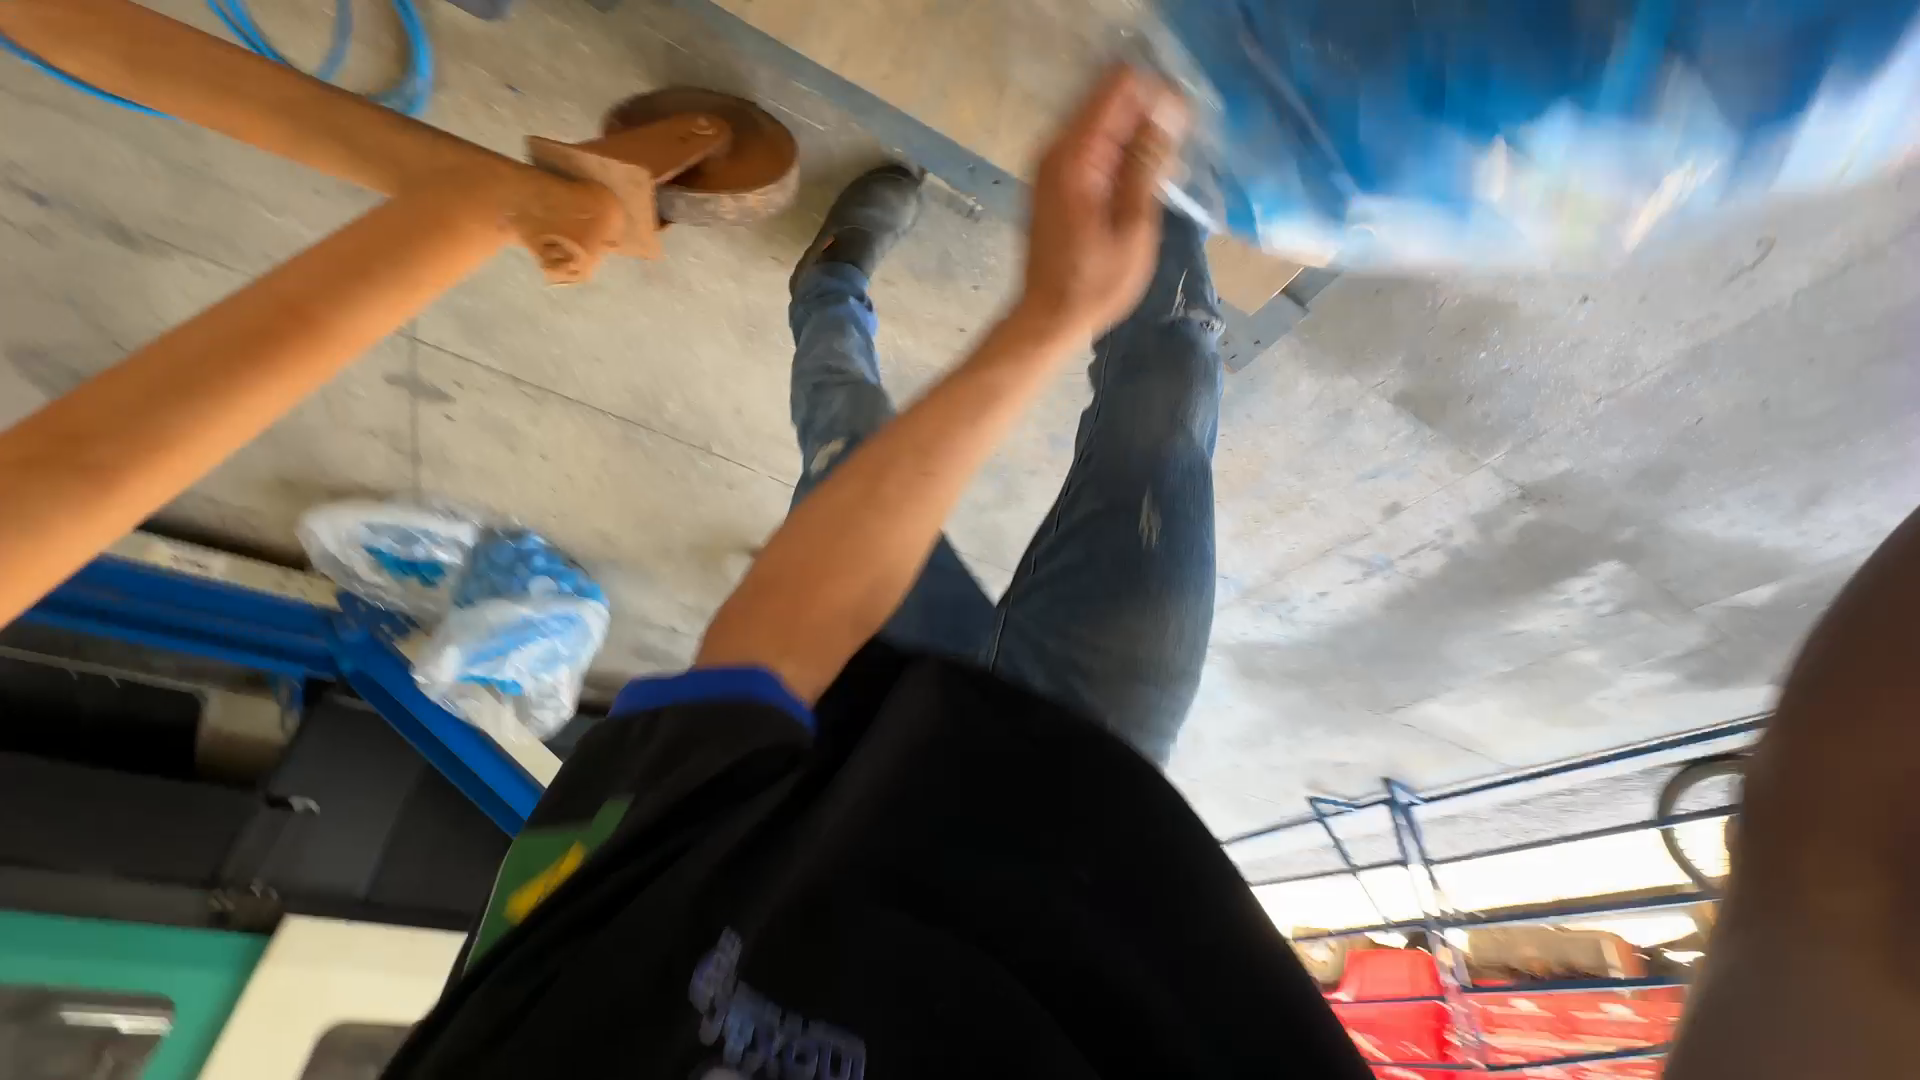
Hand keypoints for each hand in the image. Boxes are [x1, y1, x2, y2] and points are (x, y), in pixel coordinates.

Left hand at [1014, 66, 1187, 346]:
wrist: (1049, 319)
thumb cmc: (1094, 284)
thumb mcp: (1133, 227)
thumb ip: (1147, 165)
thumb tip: (1167, 112)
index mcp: (1075, 156)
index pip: (1120, 85)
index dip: (1156, 99)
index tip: (1178, 133)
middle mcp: (1056, 150)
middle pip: (1110, 101)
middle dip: (1147, 121)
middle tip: (1171, 163)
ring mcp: (1050, 166)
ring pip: (1103, 126)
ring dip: (1135, 143)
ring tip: (1159, 180)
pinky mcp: (1052, 183)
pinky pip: (1091, 150)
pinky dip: (1117, 160)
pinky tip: (1136, 191)